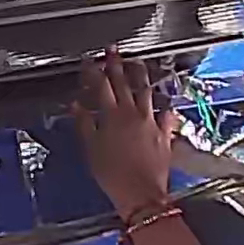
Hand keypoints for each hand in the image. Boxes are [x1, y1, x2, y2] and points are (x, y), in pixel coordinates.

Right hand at [74, 48, 177, 216]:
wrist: (140, 194)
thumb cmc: (112, 173)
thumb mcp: (91, 148)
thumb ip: (84, 124)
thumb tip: (77, 106)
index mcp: (112, 115)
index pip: (101, 85)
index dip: (94, 70)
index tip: (90, 60)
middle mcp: (132, 114)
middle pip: (123, 83)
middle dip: (116, 65)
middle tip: (113, 50)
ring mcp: (150, 122)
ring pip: (146, 92)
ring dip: (140, 76)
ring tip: (138, 63)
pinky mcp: (163, 135)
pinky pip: (166, 116)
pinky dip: (164, 107)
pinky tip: (165, 102)